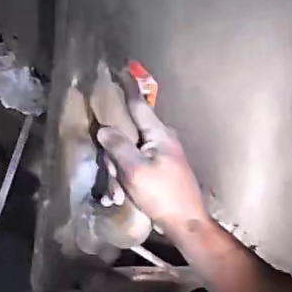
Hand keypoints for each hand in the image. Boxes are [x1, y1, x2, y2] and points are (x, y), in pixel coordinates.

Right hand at [95, 96, 209, 233]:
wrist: (187, 222)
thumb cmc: (162, 195)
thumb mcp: (134, 171)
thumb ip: (118, 147)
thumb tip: (104, 129)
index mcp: (158, 133)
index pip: (138, 103)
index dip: (127, 86)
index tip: (118, 68)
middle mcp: (163, 137)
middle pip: (129, 131)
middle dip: (115, 150)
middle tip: (113, 175)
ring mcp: (165, 153)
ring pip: (131, 150)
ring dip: (120, 169)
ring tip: (119, 191)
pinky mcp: (163, 167)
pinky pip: (138, 162)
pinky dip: (128, 175)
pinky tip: (124, 194)